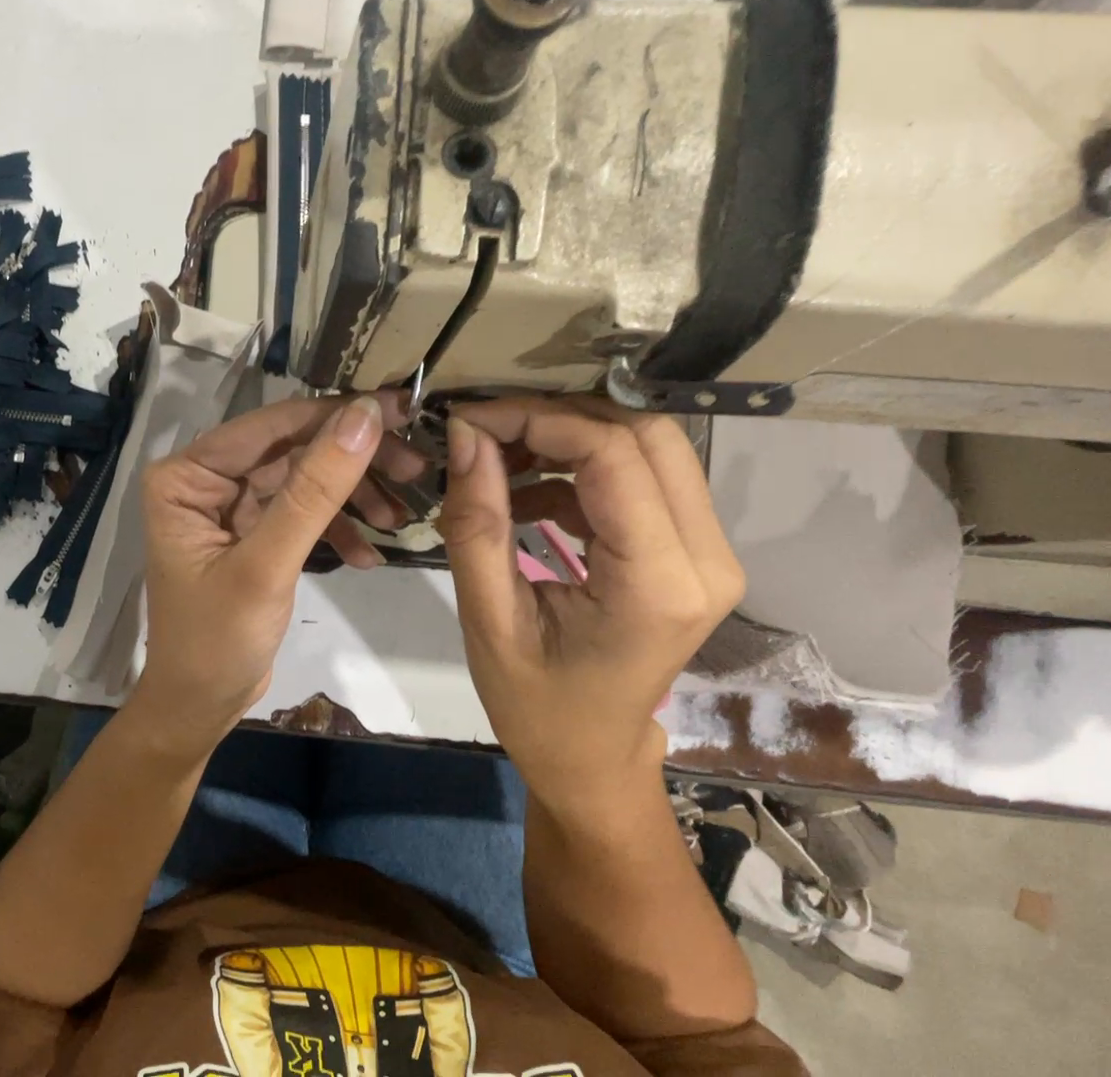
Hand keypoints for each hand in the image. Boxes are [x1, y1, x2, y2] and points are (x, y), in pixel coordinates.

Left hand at [135, 392, 421, 749]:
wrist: (200, 704)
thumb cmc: (216, 640)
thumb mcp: (266, 565)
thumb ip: (314, 492)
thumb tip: (364, 417)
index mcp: (186, 477)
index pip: (271, 426)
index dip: (337, 416)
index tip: (403, 411)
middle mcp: (204, 481)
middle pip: (292, 449)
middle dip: (353, 461)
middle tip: (417, 466)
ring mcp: (229, 508)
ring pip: (304, 479)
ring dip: (352, 497)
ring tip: (400, 519)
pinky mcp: (253, 535)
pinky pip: (302, 514)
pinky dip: (337, 529)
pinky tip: (368, 556)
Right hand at [439, 398, 743, 813]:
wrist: (590, 757)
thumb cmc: (535, 705)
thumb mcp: (488, 619)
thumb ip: (478, 524)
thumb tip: (465, 437)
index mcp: (659, 584)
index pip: (613, 456)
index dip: (538, 420)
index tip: (468, 420)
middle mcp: (707, 558)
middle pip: (647, 435)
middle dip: (557, 417)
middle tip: (483, 430)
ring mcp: (710, 554)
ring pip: (649, 448)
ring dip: (569, 438)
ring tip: (496, 460)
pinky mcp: (693, 552)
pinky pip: (642, 479)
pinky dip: (579, 469)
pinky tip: (525, 493)